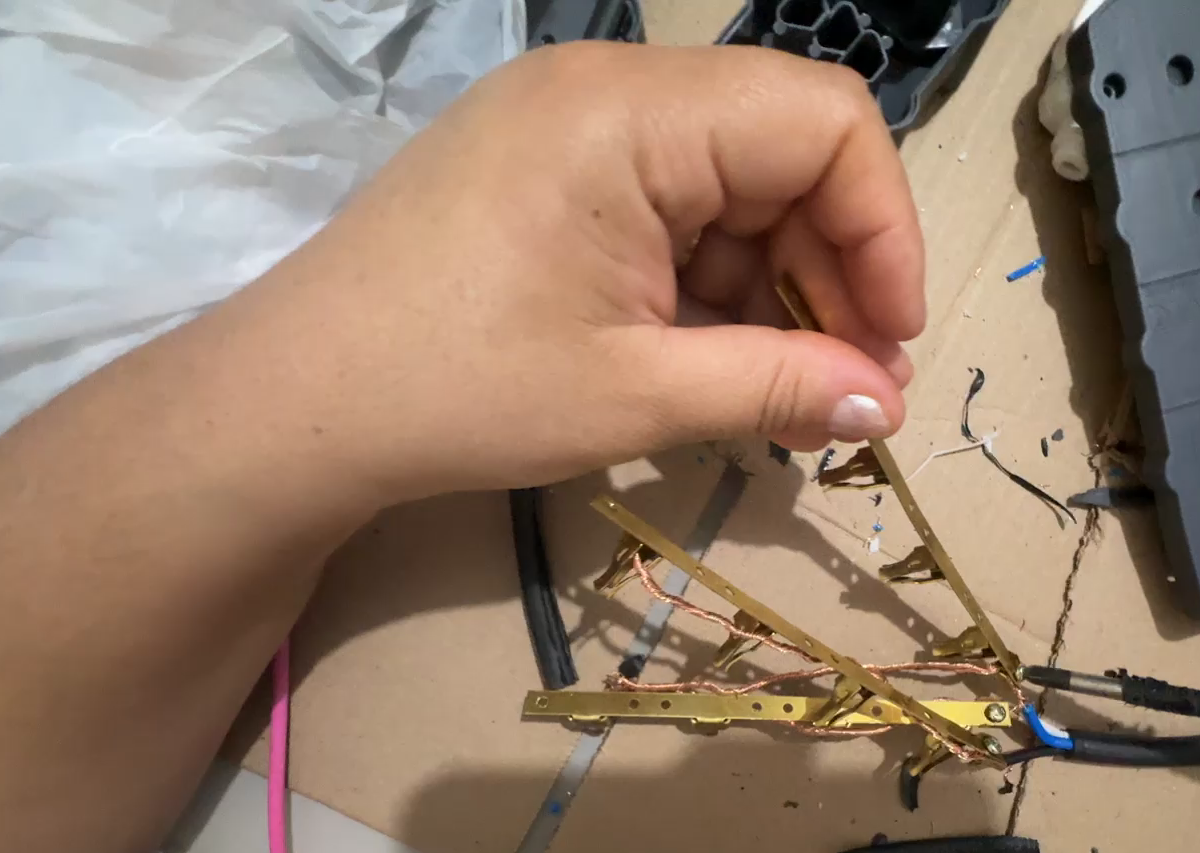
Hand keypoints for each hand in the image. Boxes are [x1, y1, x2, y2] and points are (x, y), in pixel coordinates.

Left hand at [200, 42, 923, 504]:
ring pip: (743, 201)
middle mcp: (618, 98)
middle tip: (854, 389)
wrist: (306, 408)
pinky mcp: (572, 188)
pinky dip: (725, 298)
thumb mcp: (638, 397)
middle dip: (838, 278)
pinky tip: (733, 368)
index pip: (825, 124)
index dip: (885, 231)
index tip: (893, 339)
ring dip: (784, 299)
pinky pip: (687, 226)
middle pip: (789, 162)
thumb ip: (777, 390)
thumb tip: (886, 408)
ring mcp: (589, 139)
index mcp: (635, 116)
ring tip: (796, 397)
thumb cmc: (462, 393)